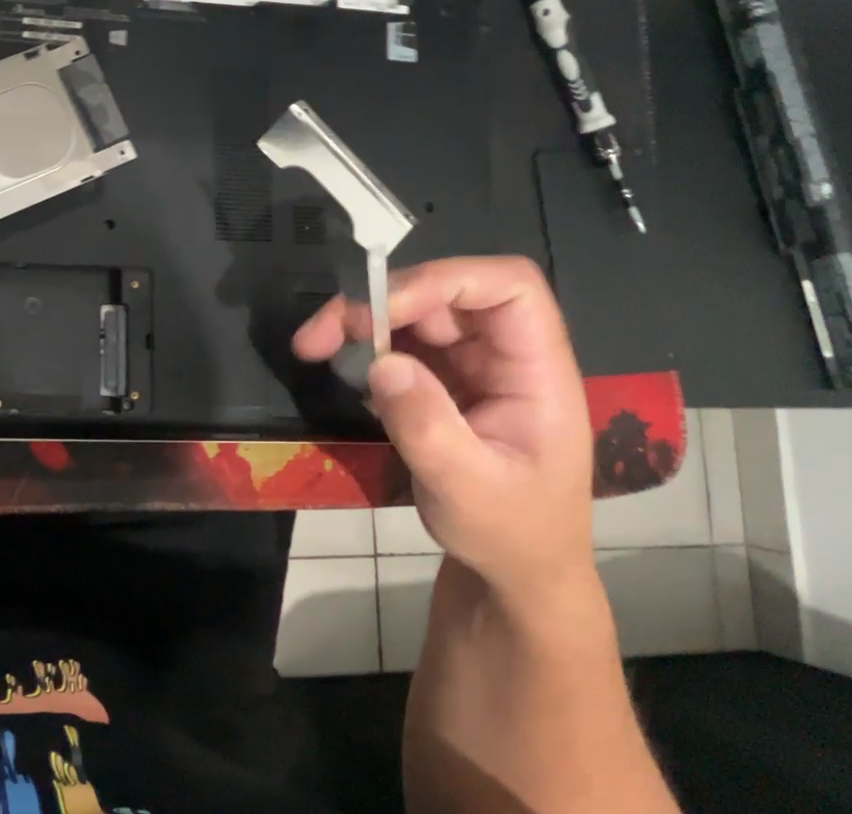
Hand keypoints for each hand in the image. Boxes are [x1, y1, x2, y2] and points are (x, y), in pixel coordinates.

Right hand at [292, 257, 593, 595]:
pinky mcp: (444, 383)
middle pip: (446, 295)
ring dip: (363, 323)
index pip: (507, 288)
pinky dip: (365, 348)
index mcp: (537, 371)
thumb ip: (427, 425)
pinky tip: (337, 368)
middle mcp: (506, 357)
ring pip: (417, 316)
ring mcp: (474, 368)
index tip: (381, 310)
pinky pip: (403, 346)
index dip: (443, 281)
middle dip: (380, 302)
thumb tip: (381, 362)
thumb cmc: (509, 532)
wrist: (515, 570)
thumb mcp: (467, 488)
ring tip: (315, 347)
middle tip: (322, 335)